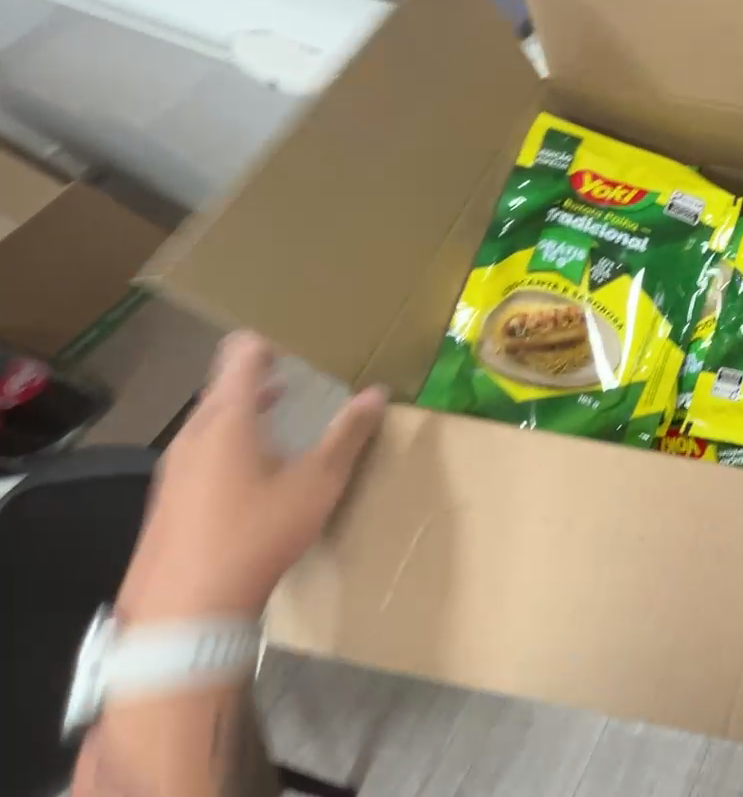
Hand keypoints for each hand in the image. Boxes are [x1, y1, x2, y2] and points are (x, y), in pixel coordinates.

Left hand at [114, 331, 386, 625]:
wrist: (188, 605)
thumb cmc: (259, 530)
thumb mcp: (320, 480)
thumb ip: (349, 433)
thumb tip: (377, 392)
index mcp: (227, 422)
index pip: (239, 361)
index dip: (262, 342)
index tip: (287, 330)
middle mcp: (194, 437)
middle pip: (222, 390)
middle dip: (255, 373)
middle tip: (289, 361)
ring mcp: (177, 469)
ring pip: (211, 421)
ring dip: (244, 406)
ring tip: (278, 400)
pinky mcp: (172, 497)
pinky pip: (204, 447)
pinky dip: (233, 434)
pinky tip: (257, 456)